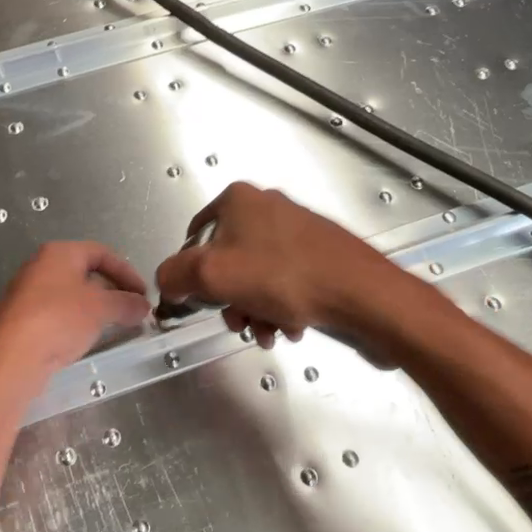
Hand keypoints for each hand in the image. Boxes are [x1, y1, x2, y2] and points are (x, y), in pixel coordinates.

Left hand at [0, 241, 151, 381]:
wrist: (12, 357)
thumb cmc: (60, 319)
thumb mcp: (101, 308)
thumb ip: (126, 303)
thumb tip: (143, 305)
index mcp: (59, 252)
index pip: (101, 253)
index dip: (126, 272)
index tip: (143, 294)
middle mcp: (40, 266)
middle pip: (85, 272)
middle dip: (112, 290)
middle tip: (131, 310)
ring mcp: (27, 292)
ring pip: (71, 294)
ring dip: (95, 308)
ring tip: (114, 326)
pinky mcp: (21, 319)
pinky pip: (57, 313)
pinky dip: (76, 321)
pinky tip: (85, 339)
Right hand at [156, 182, 397, 347]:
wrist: (363, 294)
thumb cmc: (283, 277)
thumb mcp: (212, 275)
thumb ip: (175, 275)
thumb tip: (168, 281)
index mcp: (237, 200)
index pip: (194, 237)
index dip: (191, 272)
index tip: (201, 300)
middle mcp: (266, 207)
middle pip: (226, 261)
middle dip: (229, 298)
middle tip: (239, 321)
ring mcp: (296, 230)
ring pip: (256, 277)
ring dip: (255, 309)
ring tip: (270, 331)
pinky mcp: (319, 254)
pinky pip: (285, 282)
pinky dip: (281, 307)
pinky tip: (291, 327)